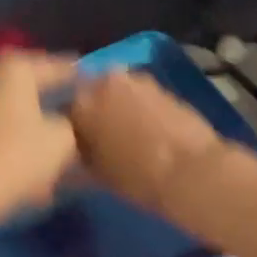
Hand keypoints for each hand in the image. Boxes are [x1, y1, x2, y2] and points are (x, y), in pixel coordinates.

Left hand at [0, 50, 79, 232]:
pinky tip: (31, 154)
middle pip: (30, 84)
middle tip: (74, 105)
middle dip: (52, 97)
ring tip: (54, 134)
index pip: (57, 67)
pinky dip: (15, 135)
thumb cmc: (19, 155)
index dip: (79, 76)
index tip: (95, 81)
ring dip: (33, 119)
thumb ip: (71, 121)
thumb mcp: (63, 139)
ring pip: (12, 106)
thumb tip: (66, 119)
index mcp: (15, 68)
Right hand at [70, 71, 222, 211]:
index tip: (74, 143)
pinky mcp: (164, 86)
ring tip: (126, 133)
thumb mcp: (96, 173)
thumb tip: (78, 148)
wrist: (193, 171)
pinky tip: (147, 129)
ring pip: (117, 92)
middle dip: (94, 111)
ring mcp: (137, 80)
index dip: (68, 128)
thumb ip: (82, 153)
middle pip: (91, 93)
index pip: (64, 110)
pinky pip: (141, 96)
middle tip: (100, 136)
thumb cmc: (137, 176)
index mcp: (81, 102)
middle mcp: (104, 81)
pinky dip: (140, 108)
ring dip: (118, 107)